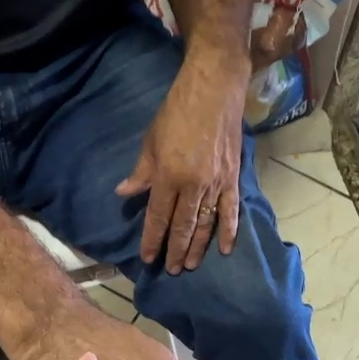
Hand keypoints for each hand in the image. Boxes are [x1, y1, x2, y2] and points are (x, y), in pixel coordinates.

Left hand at [116, 50, 249, 271]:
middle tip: (172, 270)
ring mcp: (216, 184)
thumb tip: (125, 193)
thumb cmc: (177, 111)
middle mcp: (193, 186)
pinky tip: (224, 249)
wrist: (215, 89)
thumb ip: (141, 173)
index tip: (148, 259)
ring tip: (191, 265)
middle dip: (176, 251)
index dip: (152, 240)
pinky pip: (230, 210)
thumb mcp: (151, 140)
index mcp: (169, 176)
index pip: (158, 217)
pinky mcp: (233, 178)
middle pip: (183, 227)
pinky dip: (228, 231)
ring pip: (205, 223)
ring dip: (198, 247)